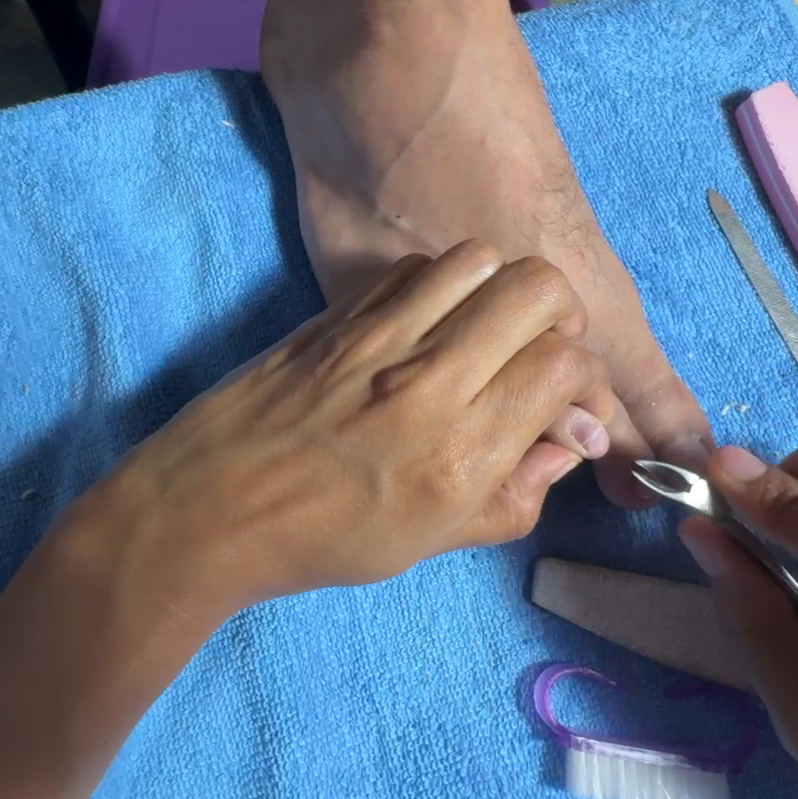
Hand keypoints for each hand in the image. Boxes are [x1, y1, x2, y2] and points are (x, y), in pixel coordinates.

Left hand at [78, 240, 618, 613]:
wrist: (212, 507)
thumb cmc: (325, 539)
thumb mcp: (434, 540)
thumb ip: (516, 492)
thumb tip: (568, 440)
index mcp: (460, 453)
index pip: (564, 365)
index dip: (584, 379)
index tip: (565, 403)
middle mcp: (427, 381)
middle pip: (536, 288)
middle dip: (558, 314)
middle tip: (534, 349)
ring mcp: (374, 336)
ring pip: (476, 258)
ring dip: (497, 287)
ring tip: (480, 327)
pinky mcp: (335, 315)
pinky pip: (409, 268)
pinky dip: (436, 284)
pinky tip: (422, 322)